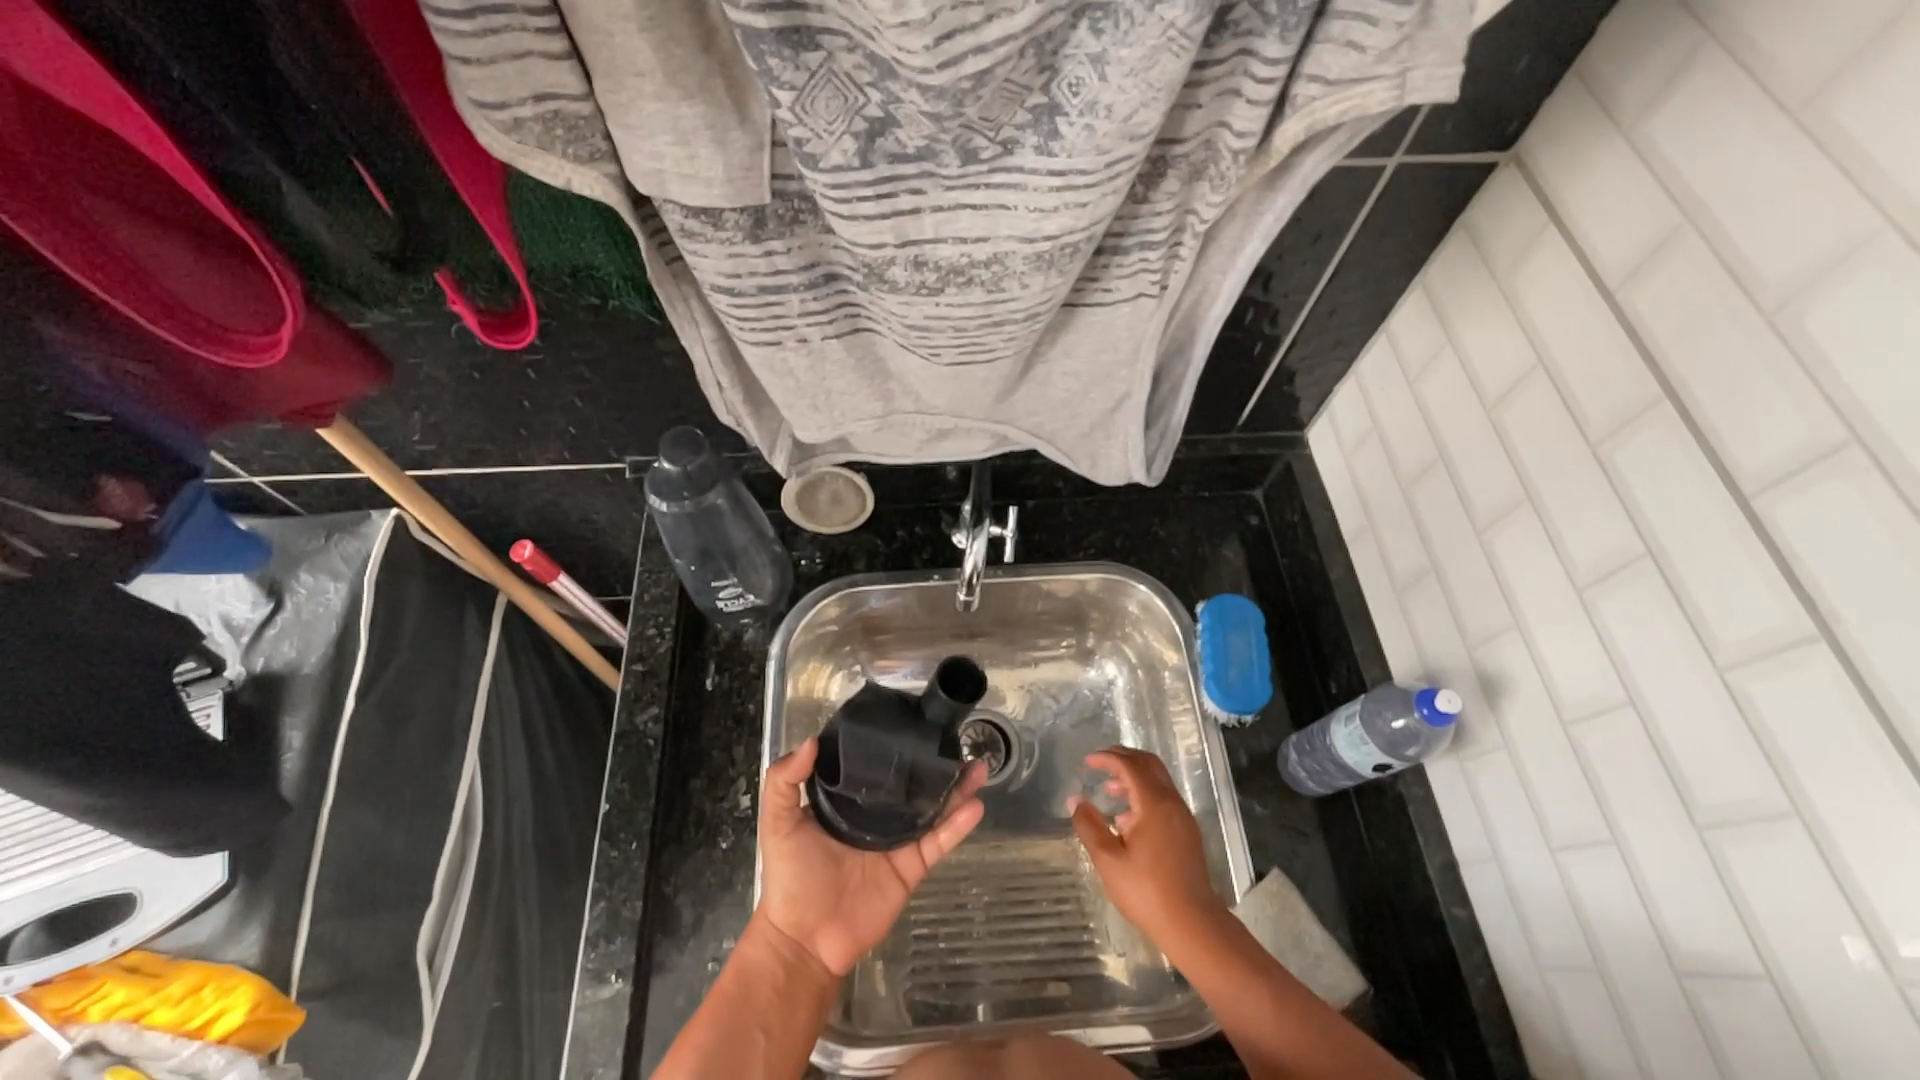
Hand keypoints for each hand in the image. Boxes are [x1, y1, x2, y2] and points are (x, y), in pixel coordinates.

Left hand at [756, 736, 988, 976]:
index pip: (872, 768)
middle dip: (934, 766)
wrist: (806, 937)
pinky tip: (975, 805)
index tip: (911, 724)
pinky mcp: (911, 867)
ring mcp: (896, 843)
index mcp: (845, 804)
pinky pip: (938, 842)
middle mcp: (874, 818)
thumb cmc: (790, 877)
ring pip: (932, 810)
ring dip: (956, 790)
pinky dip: (958, 826)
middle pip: (910, 786)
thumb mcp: (778, 822)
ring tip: (979, 767)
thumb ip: (784, 780)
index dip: (891, 747)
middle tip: (956, 742)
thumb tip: (812, 740)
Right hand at [1071, 747, 1227, 945]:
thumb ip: (1089, 825)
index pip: (1130, 765)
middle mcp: (1172, 803)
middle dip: (1123, 759)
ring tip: (1108, 791)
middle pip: (1149, 765)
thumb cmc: (1146, 891)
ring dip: (1134, 778)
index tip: (1086, 762)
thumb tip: (1075, 800)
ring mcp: (1183, 818)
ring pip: (1158, 782)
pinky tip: (1127, 819)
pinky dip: (1144, 794)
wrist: (1191, 922)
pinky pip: (1164, 799)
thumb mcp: (1108, 859)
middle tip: (1098, 764)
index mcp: (1154, 803)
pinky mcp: (1187, 833)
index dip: (1107, 758)